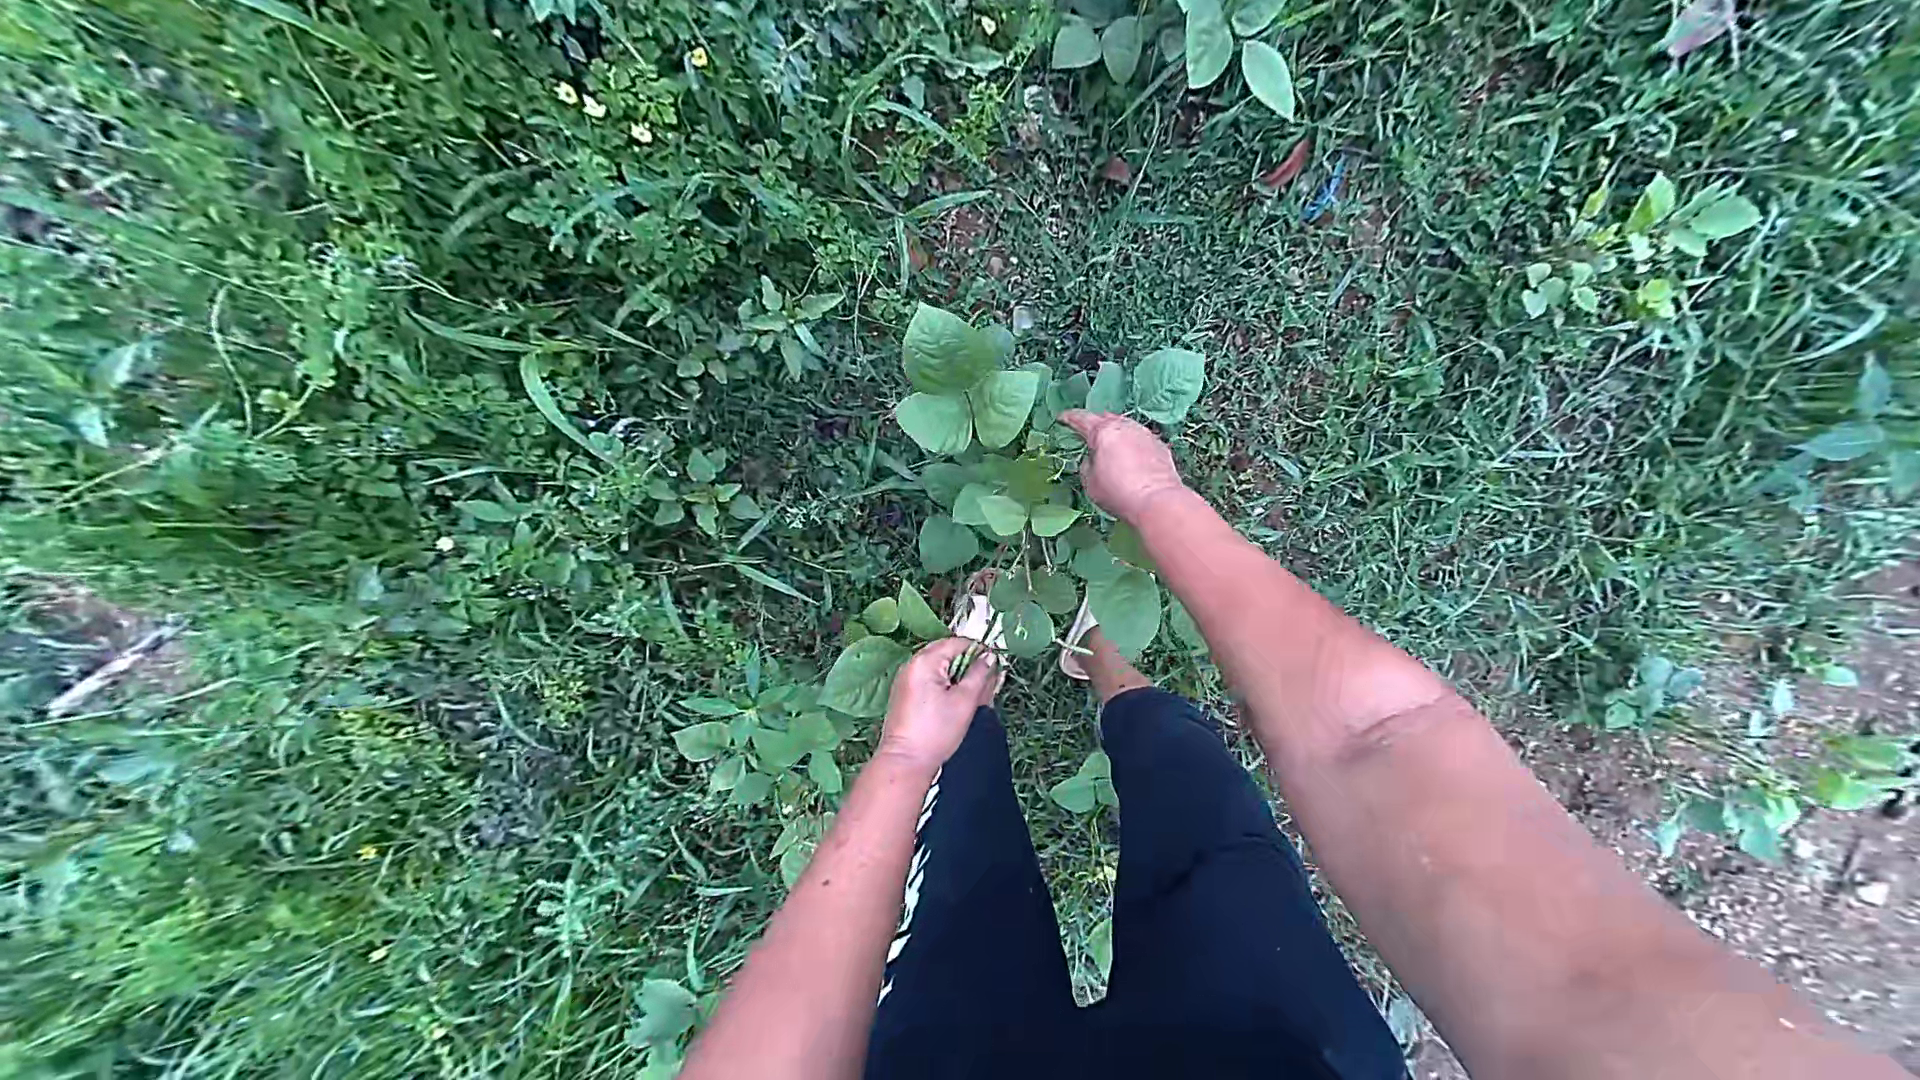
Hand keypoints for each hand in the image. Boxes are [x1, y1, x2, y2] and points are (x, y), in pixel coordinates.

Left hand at [876, 638, 999, 771]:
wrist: (905, 762)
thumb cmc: (936, 732)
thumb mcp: (965, 701)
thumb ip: (979, 674)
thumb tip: (989, 657)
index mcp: (924, 661)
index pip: (956, 643)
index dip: (978, 650)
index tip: (994, 663)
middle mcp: (911, 664)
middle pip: (946, 653)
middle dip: (968, 663)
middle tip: (987, 678)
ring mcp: (906, 679)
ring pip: (938, 667)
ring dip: (957, 675)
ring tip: (974, 692)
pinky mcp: (904, 693)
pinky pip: (929, 679)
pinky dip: (944, 684)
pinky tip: (956, 700)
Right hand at [1059, 410, 1187, 522]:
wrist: (1157, 501)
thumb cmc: (1117, 492)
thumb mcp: (1089, 481)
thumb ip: (1087, 464)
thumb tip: (1093, 459)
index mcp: (1103, 431)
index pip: (1081, 418)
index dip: (1069, 418)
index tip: (1062, 418)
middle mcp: (1125, 426)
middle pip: (1106, 419)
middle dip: (1095, 424)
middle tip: (1086, 432)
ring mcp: (1145, 434)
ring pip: (1125, 427)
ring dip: (1115, 434)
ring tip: (1109, 445)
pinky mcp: (1159, 446)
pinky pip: (1140, 439)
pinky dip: (1131, 444)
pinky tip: (1130, 457)